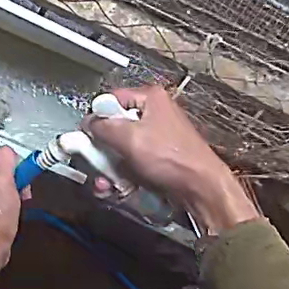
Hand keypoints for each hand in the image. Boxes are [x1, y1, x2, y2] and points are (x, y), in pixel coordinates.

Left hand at [0, 146, 26, 288]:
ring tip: (15, 207)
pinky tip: (11, 217)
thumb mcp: (3, 180)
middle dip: (14, 182)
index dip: (10, 164)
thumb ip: (5, 159)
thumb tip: (7, 151)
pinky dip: (9, 210)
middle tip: (20, 192)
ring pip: (1, 191)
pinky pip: (0, 206)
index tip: (19, 172)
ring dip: (13, 197)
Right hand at [83, 86, 259, 234]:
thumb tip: (88, 123)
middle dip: (101, 150)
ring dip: (109, 167)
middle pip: (112, 127)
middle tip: (97, 162)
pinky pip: (130, 163)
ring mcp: (155, 138)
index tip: (87, 137)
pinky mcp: (156, 158)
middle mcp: (153, 115)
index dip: (96, 119)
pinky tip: (119, 186)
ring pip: (119, 149)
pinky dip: (122, 175)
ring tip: (108, 181)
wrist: (201, 188)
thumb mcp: (129, 138)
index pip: (109, 101)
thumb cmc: (177, 160)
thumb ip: (103, 127)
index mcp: (150, 99)